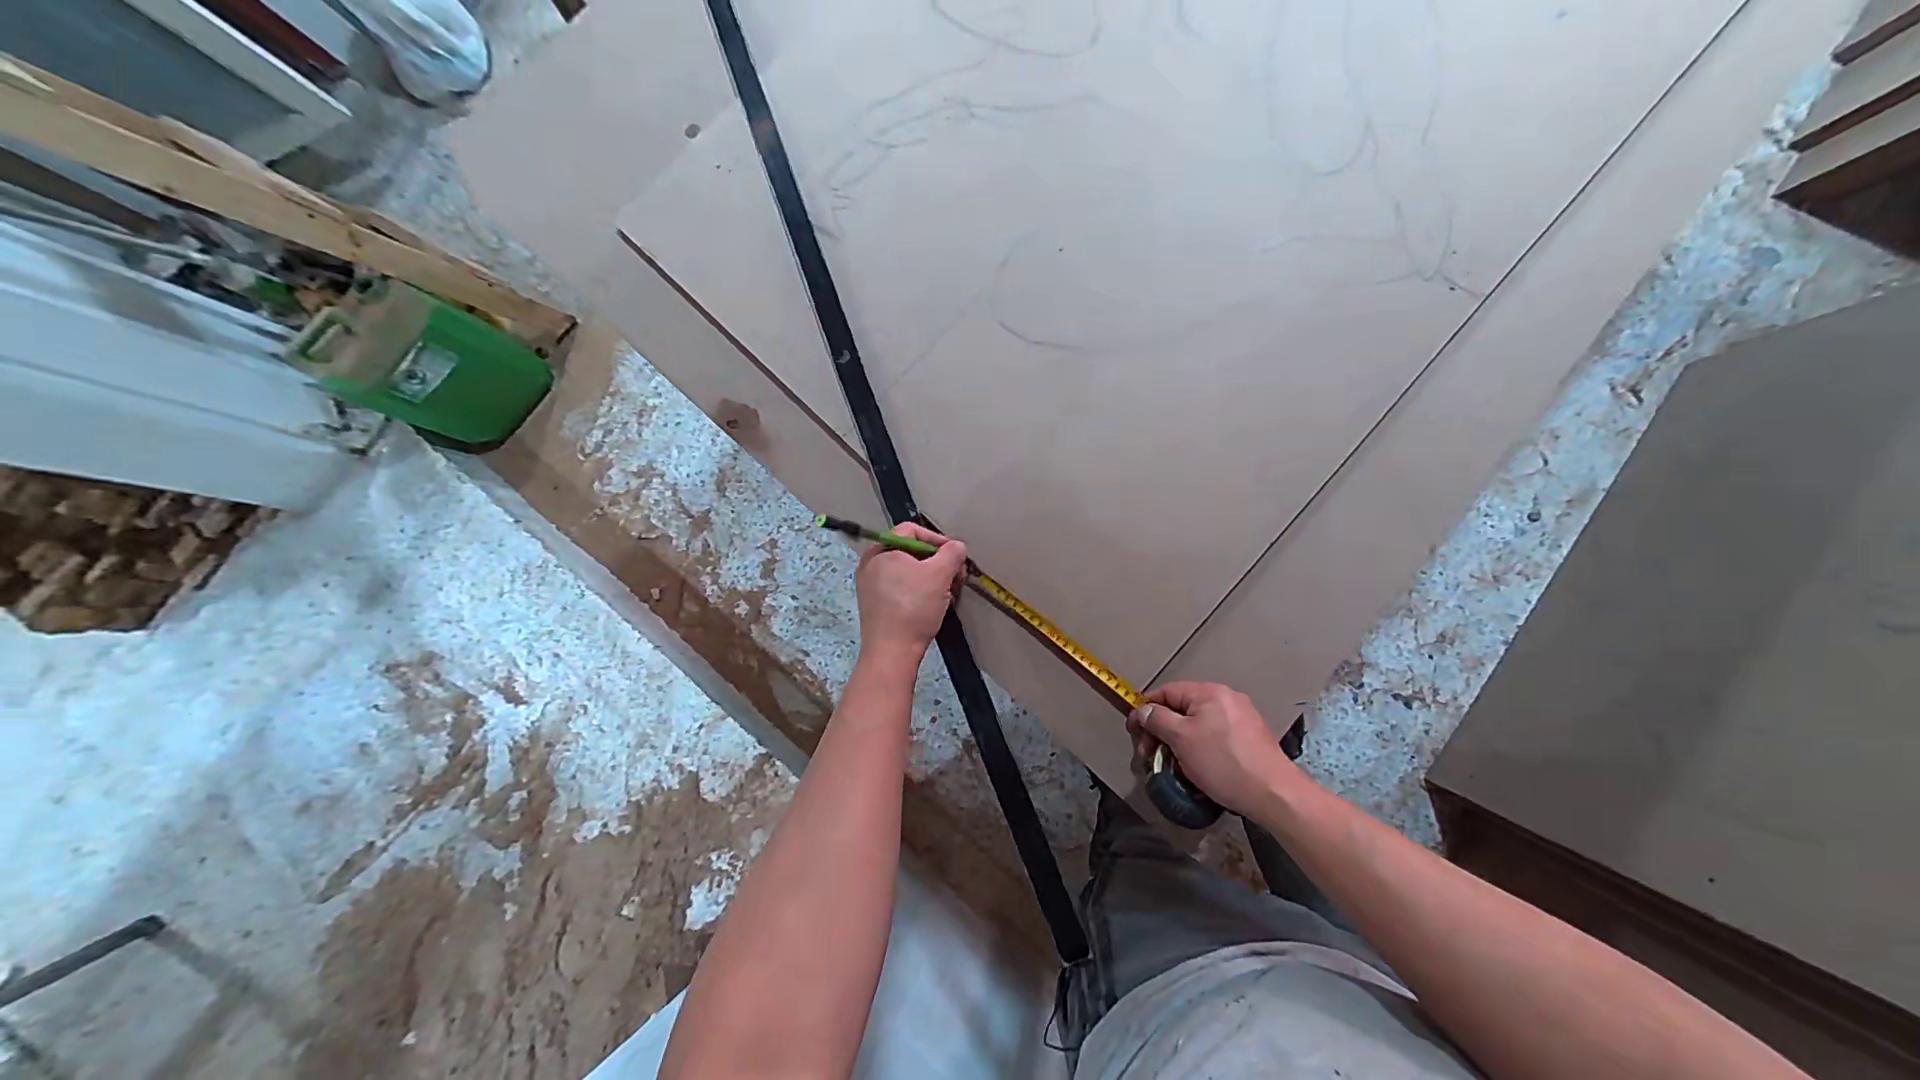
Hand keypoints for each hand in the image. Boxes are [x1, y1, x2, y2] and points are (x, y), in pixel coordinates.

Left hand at [855, 522, 966, 662]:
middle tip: (954, 576)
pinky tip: (932, 606)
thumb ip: (952, 553)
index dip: (937, 539)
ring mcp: (871, 585)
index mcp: (881, 550)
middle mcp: (871, 564)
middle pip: (911, 551)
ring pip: (908, 572)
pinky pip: (901, 588)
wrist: (892, 651)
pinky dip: (919, 592)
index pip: (912, 530)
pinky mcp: (876, 605)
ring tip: (946, 593)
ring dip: (931, 579)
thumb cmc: (912, 608)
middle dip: (937, 562)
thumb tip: (957, 547)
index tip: (954, 555)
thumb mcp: (940, 575)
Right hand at [1129, 681, 1303, 816]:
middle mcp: (1227, 699)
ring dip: (1179, 742)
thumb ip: (1157, 719)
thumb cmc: (1224, 763)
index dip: (1146, 711)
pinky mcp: (1249, 738)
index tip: (1135, 732)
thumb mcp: (1181, 739)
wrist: (1273, 794)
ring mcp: (1241, 718)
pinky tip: (1196, 767)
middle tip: (1151, 755)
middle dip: (1162, 731)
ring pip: (1197, 725)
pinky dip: (1199, 748)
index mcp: (1209, 692)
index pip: (1166, 692)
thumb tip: (1143, 710)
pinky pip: (1214, 736)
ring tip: (1172, 765)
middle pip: (1181, 709)